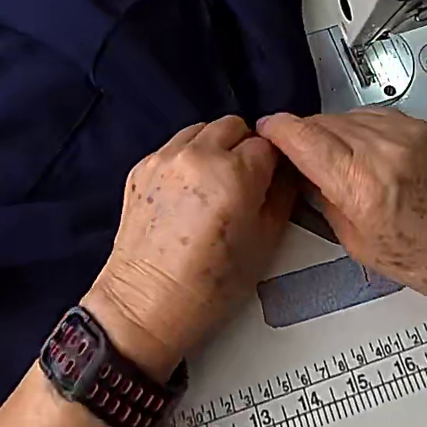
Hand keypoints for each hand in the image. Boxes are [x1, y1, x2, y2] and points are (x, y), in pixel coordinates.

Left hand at [85, 116, 296, 377]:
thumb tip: (286, 172)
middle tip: (245, 179)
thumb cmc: (206, 286)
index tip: (271, 177)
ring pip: (200, 130)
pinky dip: (185, 159)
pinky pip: (172, 148)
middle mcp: (195, 157)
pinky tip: (188, 193)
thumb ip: (282, 195)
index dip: (273, 161)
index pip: (267, 143)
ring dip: (213, 147)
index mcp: (233, 174)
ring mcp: (163, 159)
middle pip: (232, 126)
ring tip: (215, 184)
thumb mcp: (265, 242)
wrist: (147, 301)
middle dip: (244, 147)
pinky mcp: (140, 168)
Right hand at [256, 109, 426, 321]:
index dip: (275, 132)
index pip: (301, 137)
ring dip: (324, 132)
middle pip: (317, 122)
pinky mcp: (419, 126)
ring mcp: (404, 134)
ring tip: (329, 159)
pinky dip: (352, 129)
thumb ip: (323, 198)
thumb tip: (299, 172)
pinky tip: (356, 151)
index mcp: (363, 187)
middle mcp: (384, 152)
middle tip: (293, 156)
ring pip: (339, 115)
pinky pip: (366, 115)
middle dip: (298, 135)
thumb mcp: (357, 242)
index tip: (263, 134)